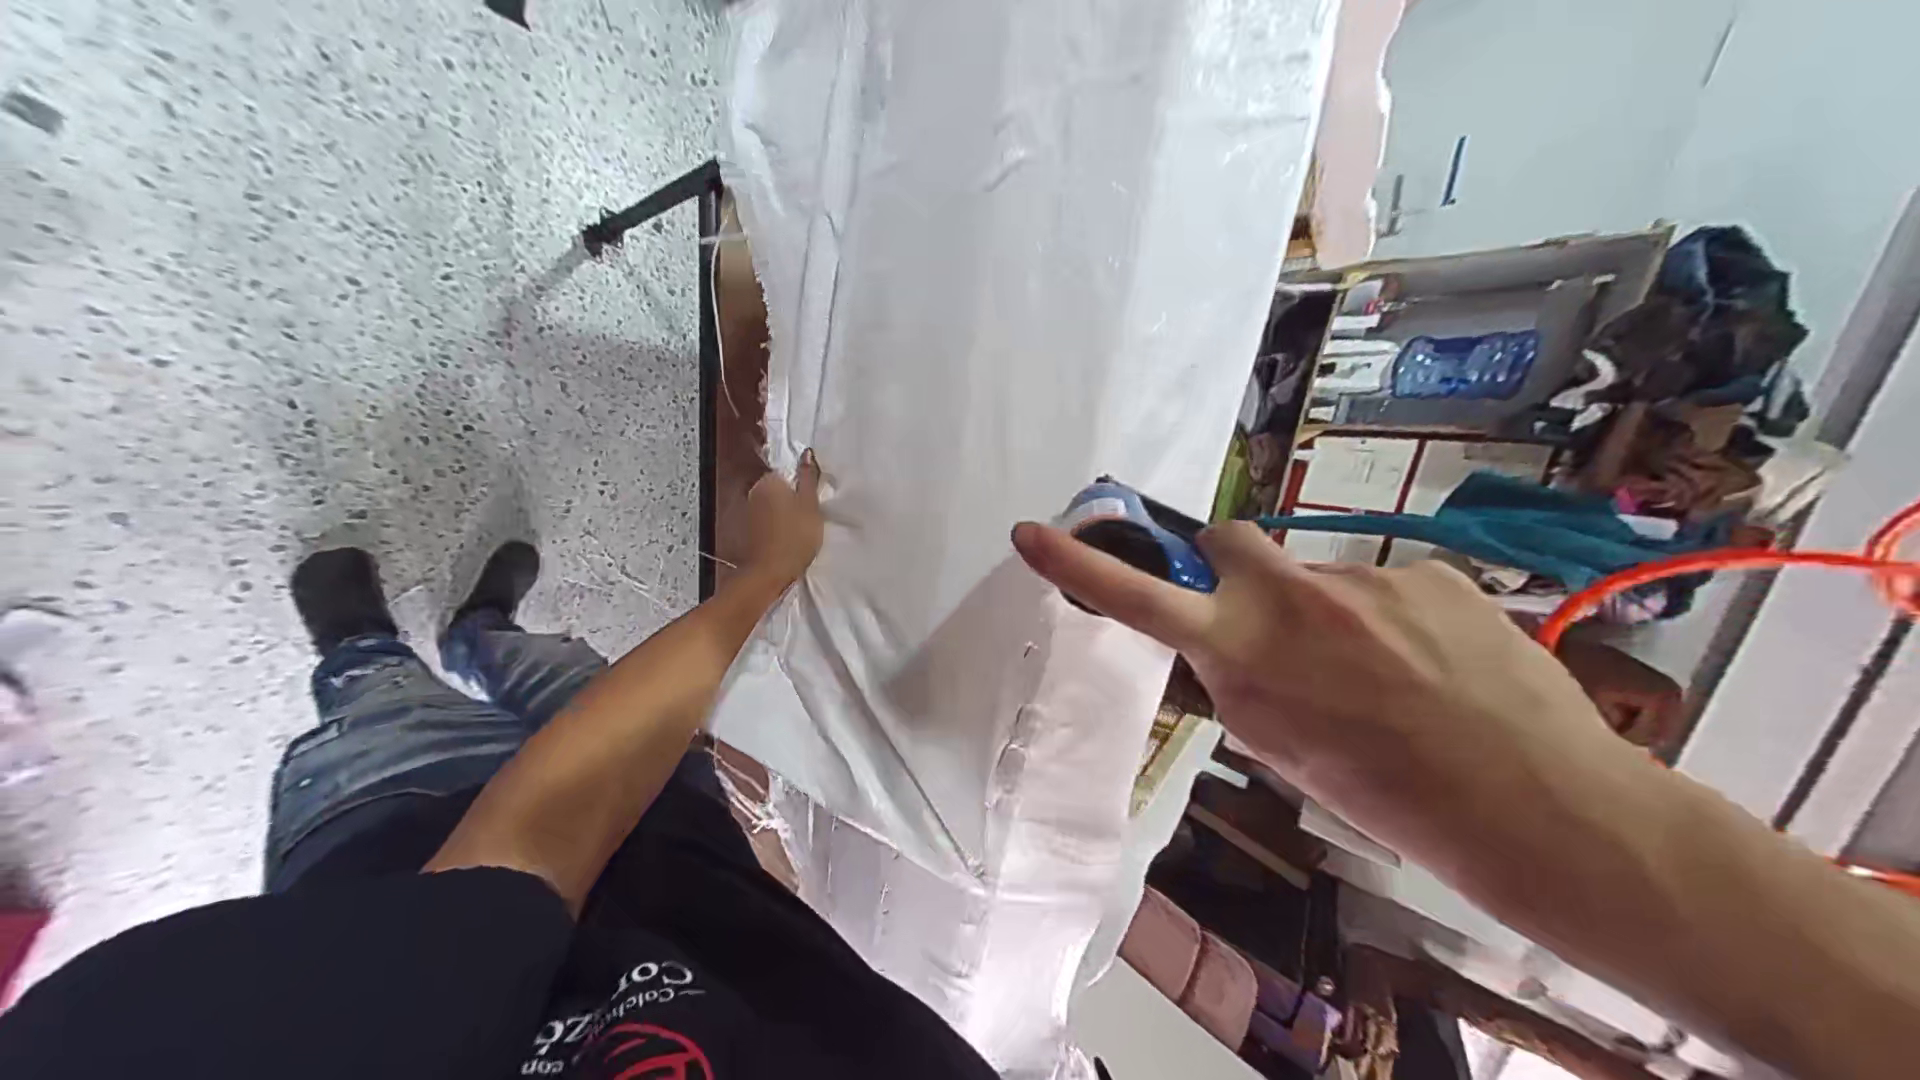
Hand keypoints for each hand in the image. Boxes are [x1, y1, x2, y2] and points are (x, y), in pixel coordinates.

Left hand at [743, 450, 824, 588]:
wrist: (769, 572)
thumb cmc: (795, 537)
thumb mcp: (811, 505)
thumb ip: (809, 477)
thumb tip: (807, 453)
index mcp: (770, 481)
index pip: (788, 471)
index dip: (803, 485)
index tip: (813, 499)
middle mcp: (754, 491)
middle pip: (779, 487)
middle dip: (793, 497)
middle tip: (810, 515)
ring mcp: (748, 511)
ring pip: (772, 504)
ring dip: (784, 512)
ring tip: (800, 529)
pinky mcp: (747, 529)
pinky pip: (766, 519)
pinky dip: (776, 525)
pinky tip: (788, 538)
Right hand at [1009, 520, 1608, 789]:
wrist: (1544, 807)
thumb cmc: (1392, 800)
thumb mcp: (1280, 748)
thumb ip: (1238, 682)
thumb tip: (1227, 646)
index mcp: (1246, 657)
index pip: (1139, 602)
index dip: (1077, 566)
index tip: (1030, 533)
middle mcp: (1292, 601)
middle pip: (1226, 541)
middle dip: (1226, 567)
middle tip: (1266, 617)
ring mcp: (1364, 577)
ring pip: (1314, 575)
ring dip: (1324, 611)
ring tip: (1382, 672)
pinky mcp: (1428, 570)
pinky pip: (1380, 584)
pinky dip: (1385, 616)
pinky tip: (1430, 665)